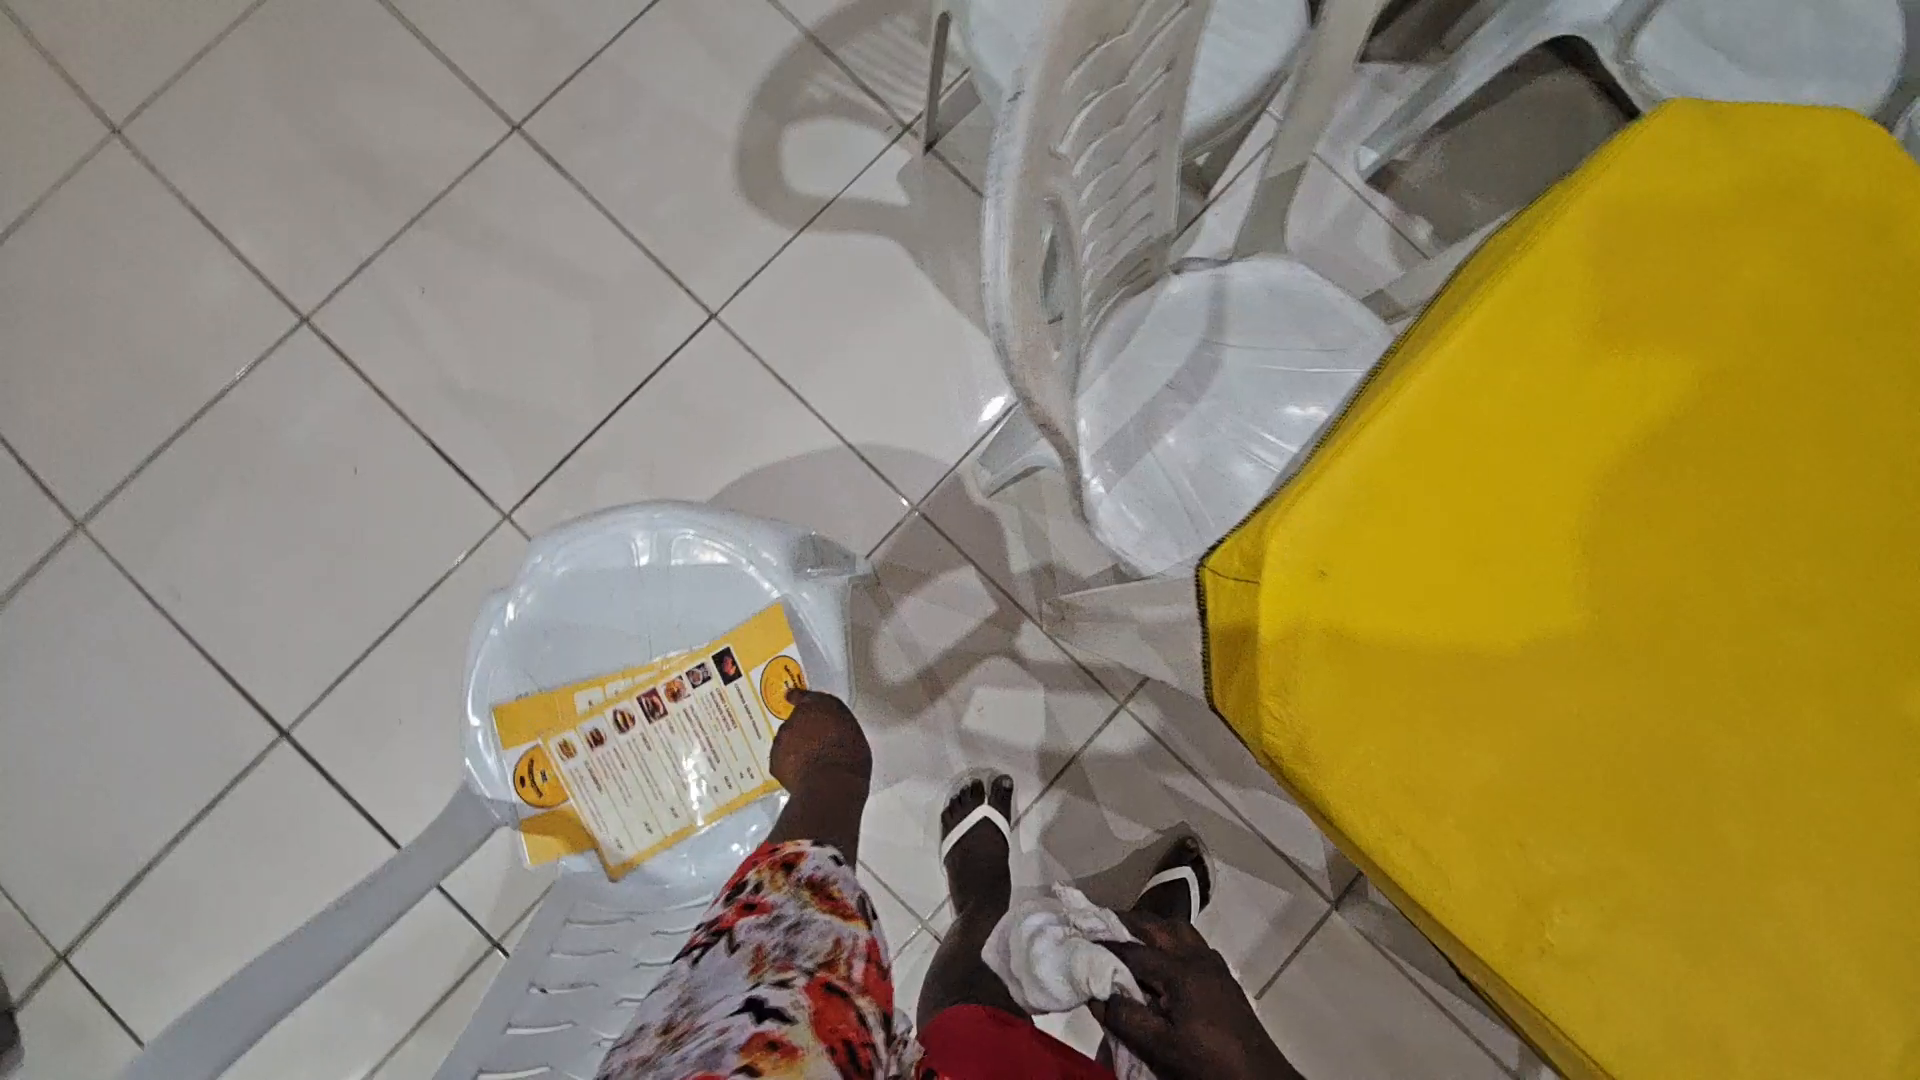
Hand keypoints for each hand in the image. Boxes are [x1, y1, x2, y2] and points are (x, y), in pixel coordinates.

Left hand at [768, 689, 871, 796]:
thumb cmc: (850, 758)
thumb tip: (834, 731)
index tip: (793, 698)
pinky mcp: (774, 760)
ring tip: (812, 762)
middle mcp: (797, 717)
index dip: (798, 698)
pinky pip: (781, 760)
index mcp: (820, 705)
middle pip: (796, 720)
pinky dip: (789, 764)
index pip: (804, 695)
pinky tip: (802, 774)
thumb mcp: (853, 732)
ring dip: (795, 747)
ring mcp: (783, 739)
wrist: (829, 785)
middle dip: (803, 730)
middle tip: (818, 744)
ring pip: (787, 740)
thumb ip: (837, 724)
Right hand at [1099, 911, 1301, 1079]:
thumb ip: (1127, 1019)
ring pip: (1178, 930)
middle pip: (1157, 926)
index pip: (1133, 951)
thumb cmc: (1210, 1065)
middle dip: (1127, 922)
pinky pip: (1192, 944)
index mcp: (1180, 971)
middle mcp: (1197, 958)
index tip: (1080, 939)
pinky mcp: (1223, 978)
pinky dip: (1171, 940)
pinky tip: (1163, 959)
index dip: (1105, 945)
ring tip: (1129, 936)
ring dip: (1152, 928)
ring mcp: (1213, 965)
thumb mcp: (1162, 1049)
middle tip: (1101, 924)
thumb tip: (1096, 994)